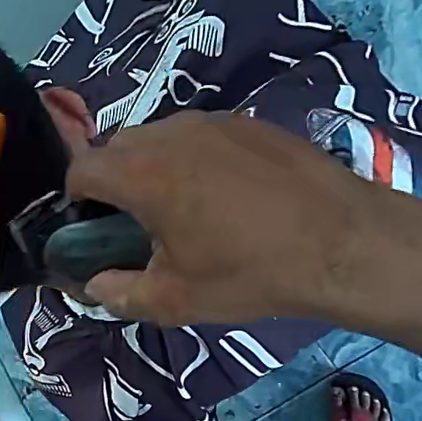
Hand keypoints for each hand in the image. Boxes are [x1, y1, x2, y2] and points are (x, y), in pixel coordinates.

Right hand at [66, 113, 421, 325]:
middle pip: (118, 149)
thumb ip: (120, 293)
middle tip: (143, 225)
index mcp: (142, 172)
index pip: (81, 169)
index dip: (78, 202)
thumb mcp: (176, 299)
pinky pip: (200, 136)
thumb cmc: (251, 272)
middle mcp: (170, 133)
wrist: (343, 242)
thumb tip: (94, 285)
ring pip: (160, 139)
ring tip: (189, 210)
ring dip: (155, 169)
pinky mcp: (249, 122)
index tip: (97, 231)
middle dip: (115, 184)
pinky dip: (195, 160)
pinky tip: (229, 195)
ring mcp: (214, 121)